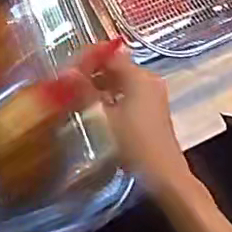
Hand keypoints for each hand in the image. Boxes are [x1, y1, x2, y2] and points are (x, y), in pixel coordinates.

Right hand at [69, 39, 194, 199]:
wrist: (165, 176)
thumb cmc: (134, 143)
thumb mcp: (103, 117)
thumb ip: (84, 91)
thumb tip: (65, 71)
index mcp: (138, 76)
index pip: (109, 54)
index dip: (86, 58)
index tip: (68, 69)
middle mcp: (148, 79)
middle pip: (115, 66)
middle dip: (91, 72)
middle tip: (69, 84)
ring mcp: (153, 93)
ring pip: (121, 79)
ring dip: (100, 85)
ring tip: (78, 97)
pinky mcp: (154, 107)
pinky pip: (128, 91)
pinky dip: (112, 95)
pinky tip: (97, 109)